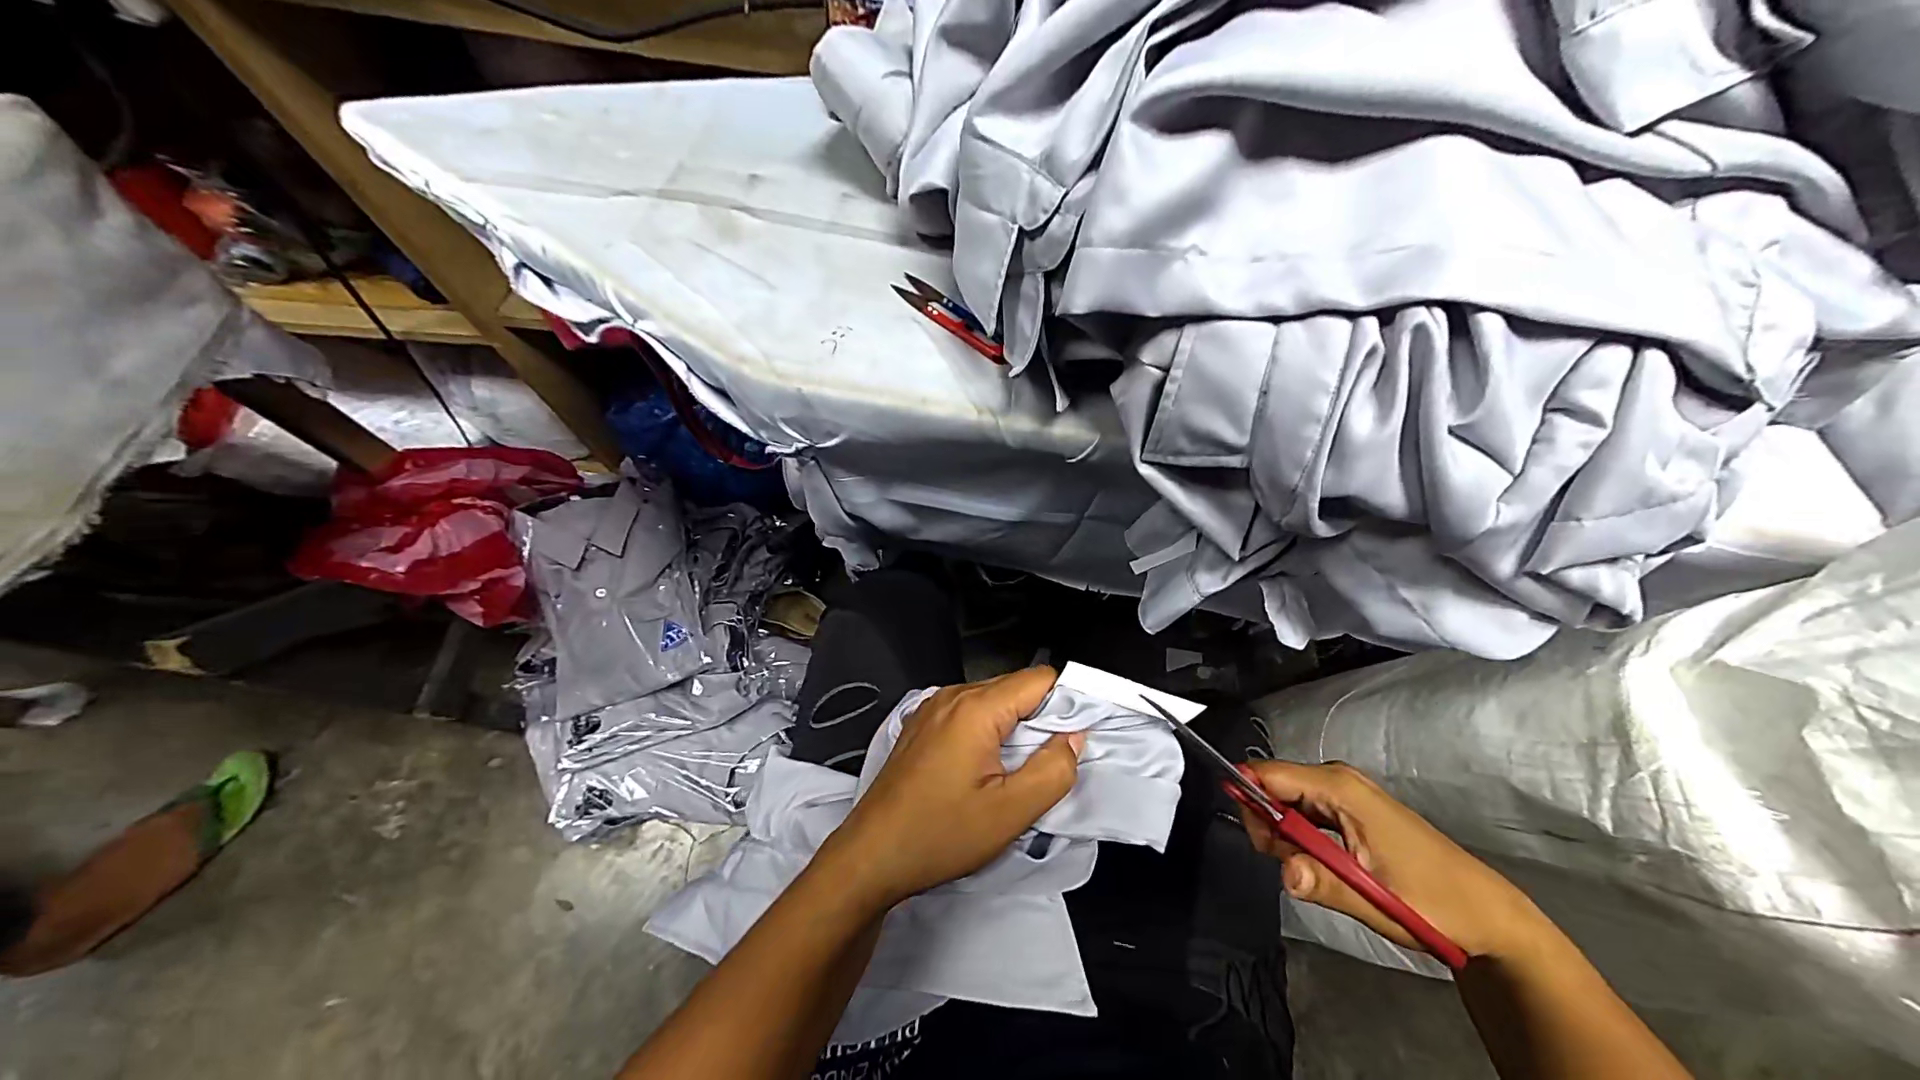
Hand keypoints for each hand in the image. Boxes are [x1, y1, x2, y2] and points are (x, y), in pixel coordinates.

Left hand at [812, 667, 1082, 908]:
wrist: (871, 856)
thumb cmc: (937, 835)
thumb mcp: (1010, 812)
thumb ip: (1053, 770)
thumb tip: (1073, 739)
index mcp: (974, 709)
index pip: (1039, 679)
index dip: (1067, 703)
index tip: (1078, 737)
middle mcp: (951, 698)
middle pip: (1016, 687)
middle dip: (1042, 719)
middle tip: (1049, 763)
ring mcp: (932, 710)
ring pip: (994, 702)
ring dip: (1015, 729)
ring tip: (1016, 773)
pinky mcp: (922, 727)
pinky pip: (969, 714)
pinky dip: (989, 733)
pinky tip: (986, 771)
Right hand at [1238, 761, 1554, 960]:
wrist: (1486, 914)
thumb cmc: (1434, 903)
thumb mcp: (1374, 899)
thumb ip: (1322, 883)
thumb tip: (1284, 872)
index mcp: (1340, 787)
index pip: (1268, 773)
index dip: (1247, 797)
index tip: (1257, 839)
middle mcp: (1339, 779)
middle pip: (1273, 786)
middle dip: (1269, 825)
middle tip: (1295, 866)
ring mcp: (1346, 791)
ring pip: (1287, 800)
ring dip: (1287, 835)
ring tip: (1317, 870)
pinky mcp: (1350, 806)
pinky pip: (1305, 809)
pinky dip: (1302, 835)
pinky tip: (1323, 862)